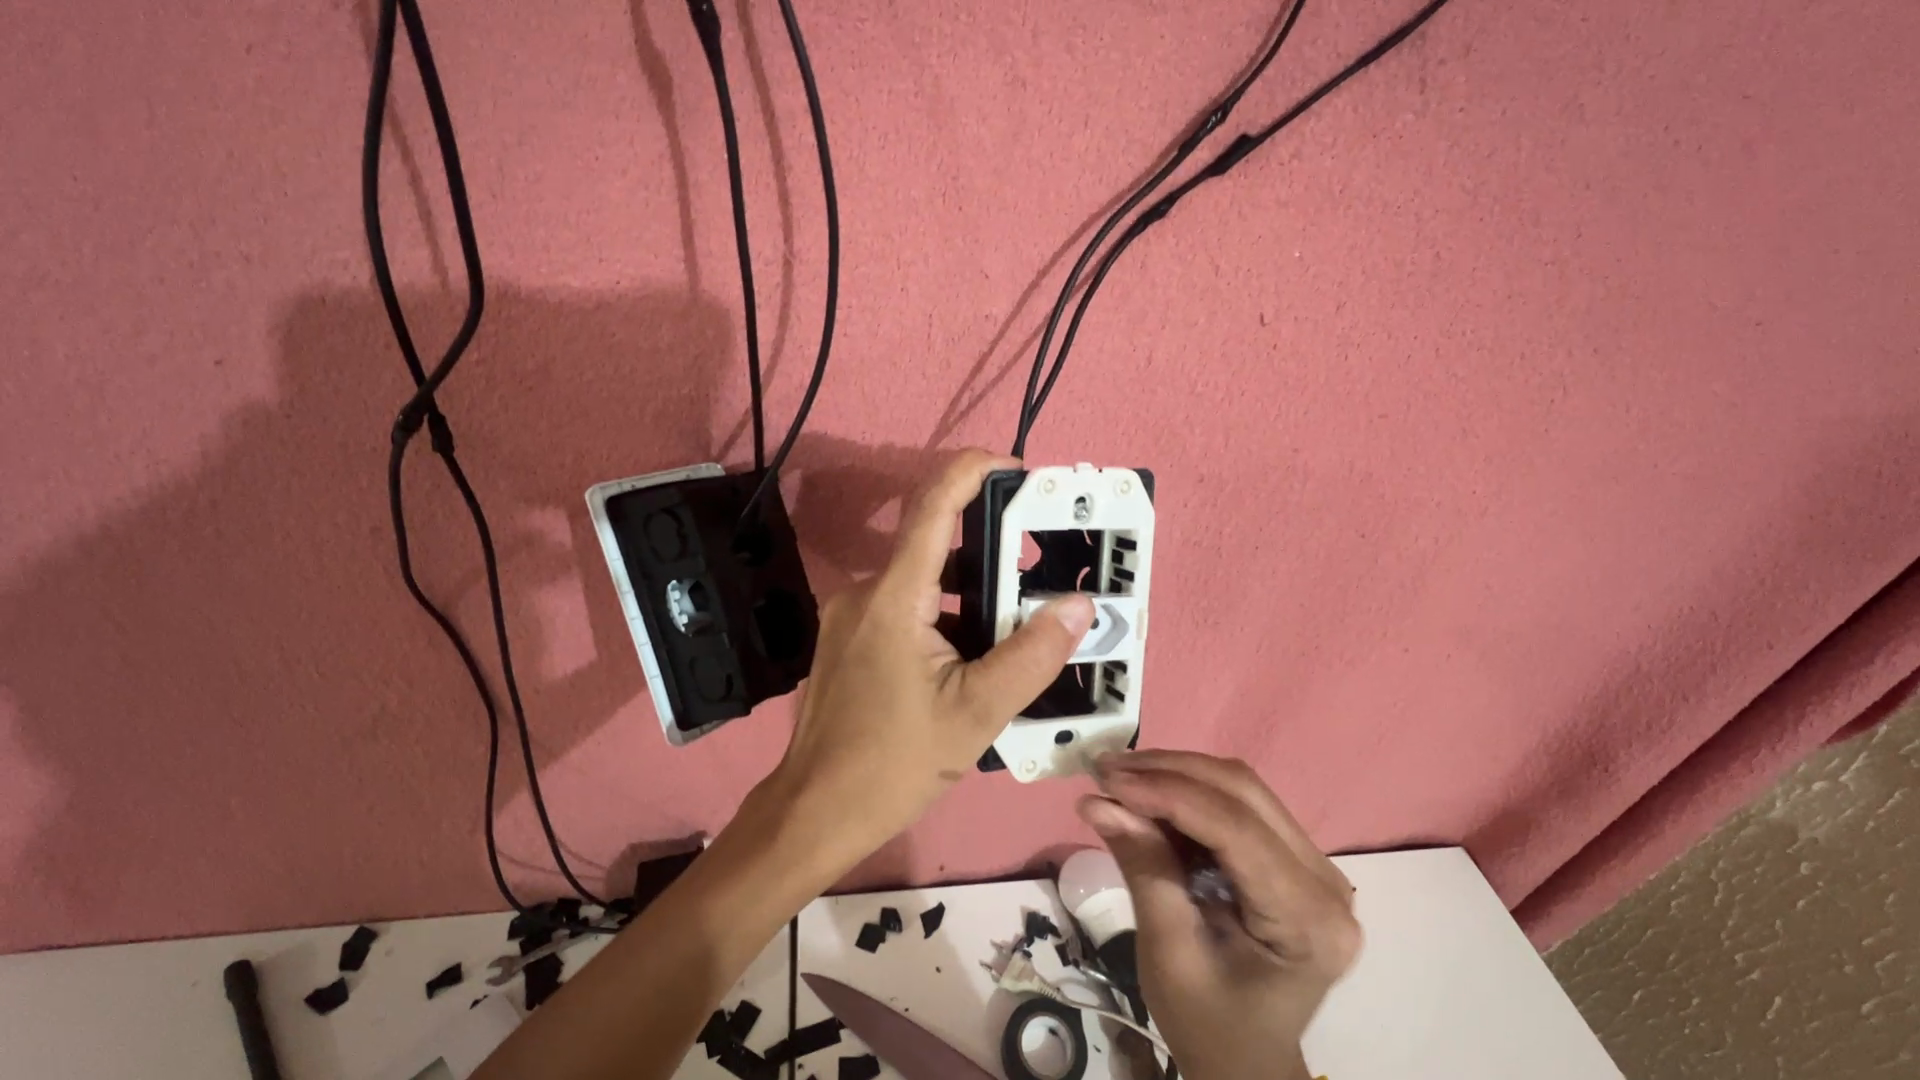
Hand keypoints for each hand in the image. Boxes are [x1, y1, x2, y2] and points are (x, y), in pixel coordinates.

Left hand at [765, 449, 1095, 870]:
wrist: (816, 811)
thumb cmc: (893, 764)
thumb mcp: (977, 713)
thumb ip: (1032, 655)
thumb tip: (1079, 606)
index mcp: (893, 597)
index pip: (933, 505)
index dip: (974, 471)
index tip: (1019, 469)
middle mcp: (866, 593)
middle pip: (933, 545)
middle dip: (992, 551)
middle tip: (1043, 571)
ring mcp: (851, 616)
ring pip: (922, 582)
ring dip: (971, 593)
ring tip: (1019, 622)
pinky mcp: (849, 640)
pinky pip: (904, 608)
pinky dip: (945, 616)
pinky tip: (973, 657)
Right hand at [1077, 751, 1359, 1079]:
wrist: (1245, 1059)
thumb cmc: (1208, 1024)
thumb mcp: (1169, 954)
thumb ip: (1144, 869)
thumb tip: (1098, 801)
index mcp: (1309, 920)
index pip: (1236, 829)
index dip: (1169, 794)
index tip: (1107, 779)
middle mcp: (1326, 882)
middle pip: (1244, 795)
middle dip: (1170, 772)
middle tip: (1105, 768)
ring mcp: (1317, 867)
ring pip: (1242, 791)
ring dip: (1177, 776)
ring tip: (1119, 778)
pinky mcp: (1296, 861)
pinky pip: (1241, 808)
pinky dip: (1189, 795)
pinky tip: (1149, 796)